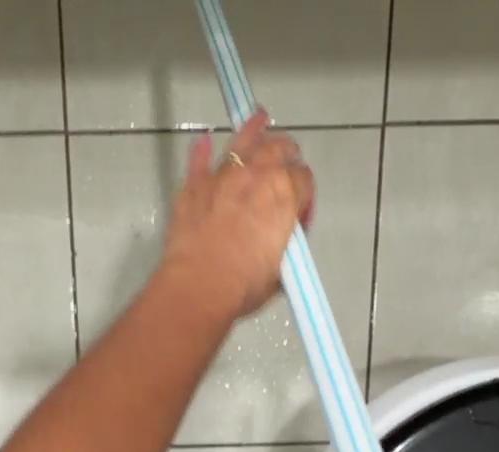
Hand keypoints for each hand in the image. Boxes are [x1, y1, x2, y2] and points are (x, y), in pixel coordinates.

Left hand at [155, 109, 315, 323]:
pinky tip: (203, 140)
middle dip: (287, 152)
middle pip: (279, 148)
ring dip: (253, 128)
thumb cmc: (244, 285)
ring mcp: (223, 176)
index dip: (305, 195)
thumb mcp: (281, 270)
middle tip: (288, 159)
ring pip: (243, 141)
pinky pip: (199, 159)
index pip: (305, 179)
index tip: (299, 213)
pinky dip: (202, 149)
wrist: (199, 287)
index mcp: (285, 194)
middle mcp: (257, 175)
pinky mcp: (193, 185)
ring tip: (260, 116)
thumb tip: (282, 240)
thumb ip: (285, 244)